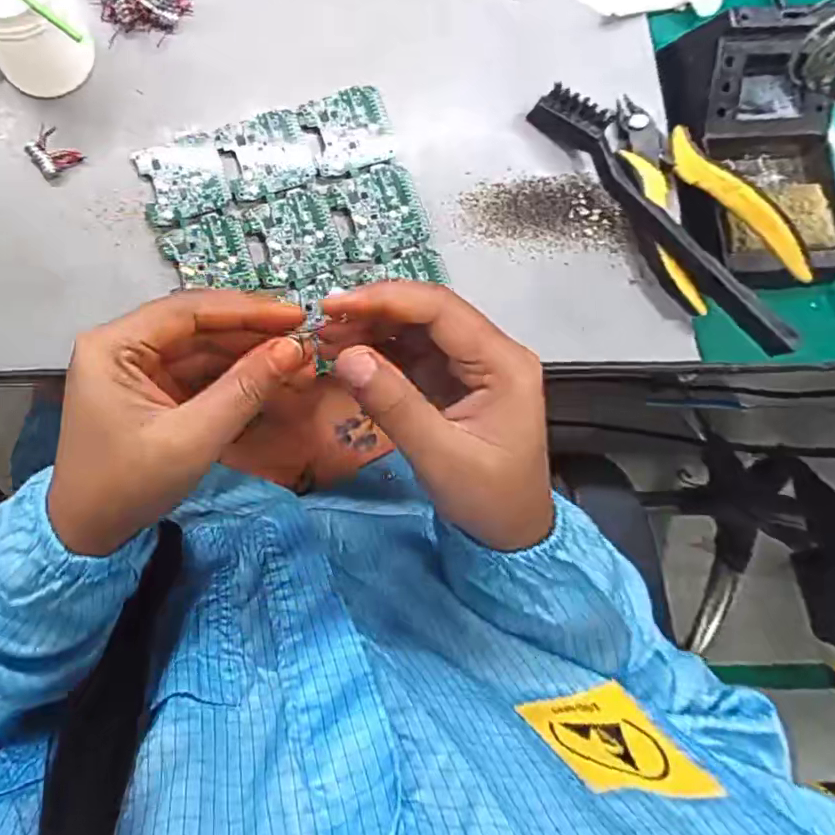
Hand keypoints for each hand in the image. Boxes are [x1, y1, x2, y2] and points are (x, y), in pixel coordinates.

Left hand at [48, 291, 309, 555]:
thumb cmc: (128, 487)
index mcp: (112, 346)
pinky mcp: (145, 388)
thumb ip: (242, 391)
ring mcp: (131, 366)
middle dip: (247, 331)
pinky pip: (192, 370)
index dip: (245, 310)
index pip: (185, 311)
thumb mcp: (191, 440)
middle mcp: (118, 345)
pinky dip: (227, 374)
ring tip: (291, 356)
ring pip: (196, 346)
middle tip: (301, 336)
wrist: (86, 533)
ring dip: (242, 352)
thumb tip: (292, 348)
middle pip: (192, 325)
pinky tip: (263, 374)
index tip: (294, 315)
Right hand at [318, 282, 553, 551]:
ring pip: (414, 329)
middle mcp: (489, 353)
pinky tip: (346, 357)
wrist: (512, 534)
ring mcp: (469, 366)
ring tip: (326, 340)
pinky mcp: (450, 381)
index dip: (384, 299)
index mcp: (502, 363)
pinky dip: (375, 352)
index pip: (439, 310)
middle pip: (425, 313)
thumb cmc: (489, 499)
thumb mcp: (440, 456)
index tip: (335, 306)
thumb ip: (394, 405)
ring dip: (369, 329)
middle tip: (322, 325)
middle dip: (371, 313)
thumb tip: (347, 357)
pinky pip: (409, 353)